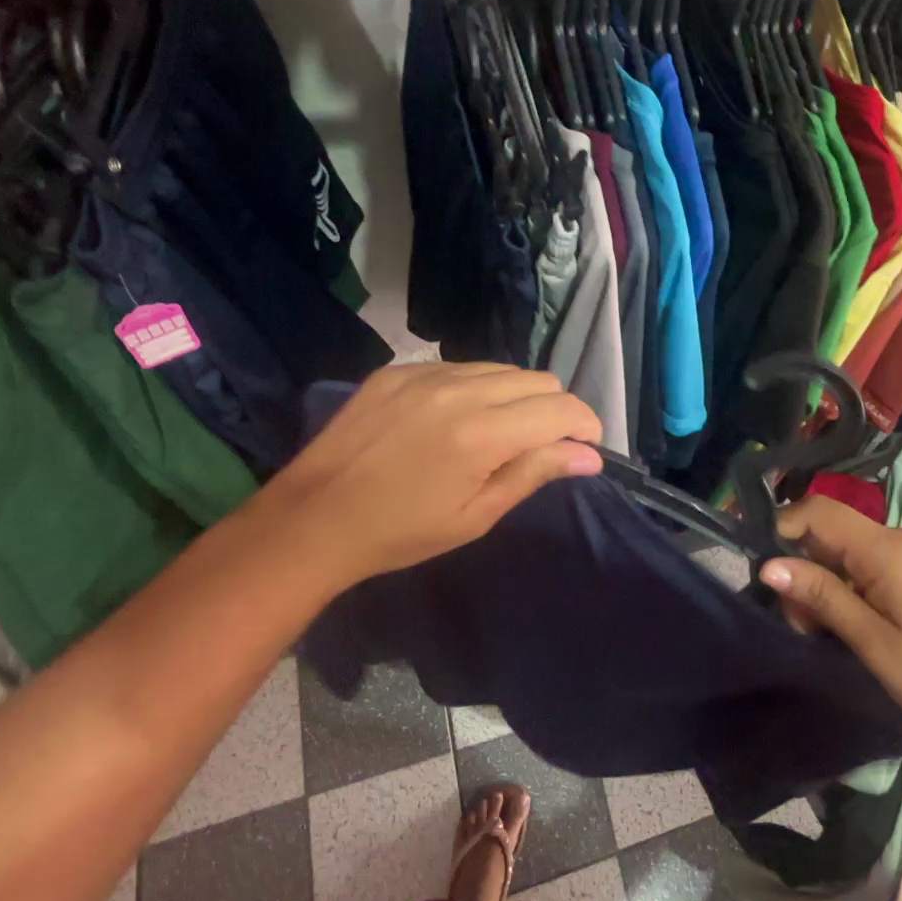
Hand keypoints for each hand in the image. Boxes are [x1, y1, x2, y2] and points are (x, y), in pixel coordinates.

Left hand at [241, 363, 602, 591]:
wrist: (312, 519)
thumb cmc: (401, 532)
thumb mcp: (476, 515)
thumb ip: (535, 473)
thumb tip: (589, 455)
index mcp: (482, 433)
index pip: (561, 408)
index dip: (586, 425)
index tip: (585, 448)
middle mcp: (460, 390)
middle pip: (538, 379)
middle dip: (555, 410)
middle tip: (543, 446)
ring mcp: (425, 374)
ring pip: (501, 369)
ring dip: (517, 396)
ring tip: (499, 433)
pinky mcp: (398, 370)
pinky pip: (460, 367)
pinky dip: (476, 389)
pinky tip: (456, 421)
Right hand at [759, 495, 901, 753]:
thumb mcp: (875, 644)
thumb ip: (823, 597)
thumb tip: (769, 565)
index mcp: (889, 549)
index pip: (818, 510)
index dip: (783, 531)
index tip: (768, 580)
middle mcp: (901, 538)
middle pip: (830, 532)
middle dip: (804, 570)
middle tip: (805, 628)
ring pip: (847, 551)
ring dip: (826, 585)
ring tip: (830, 636)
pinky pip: (870, 564)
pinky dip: (850, 589)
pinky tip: (856, 628)